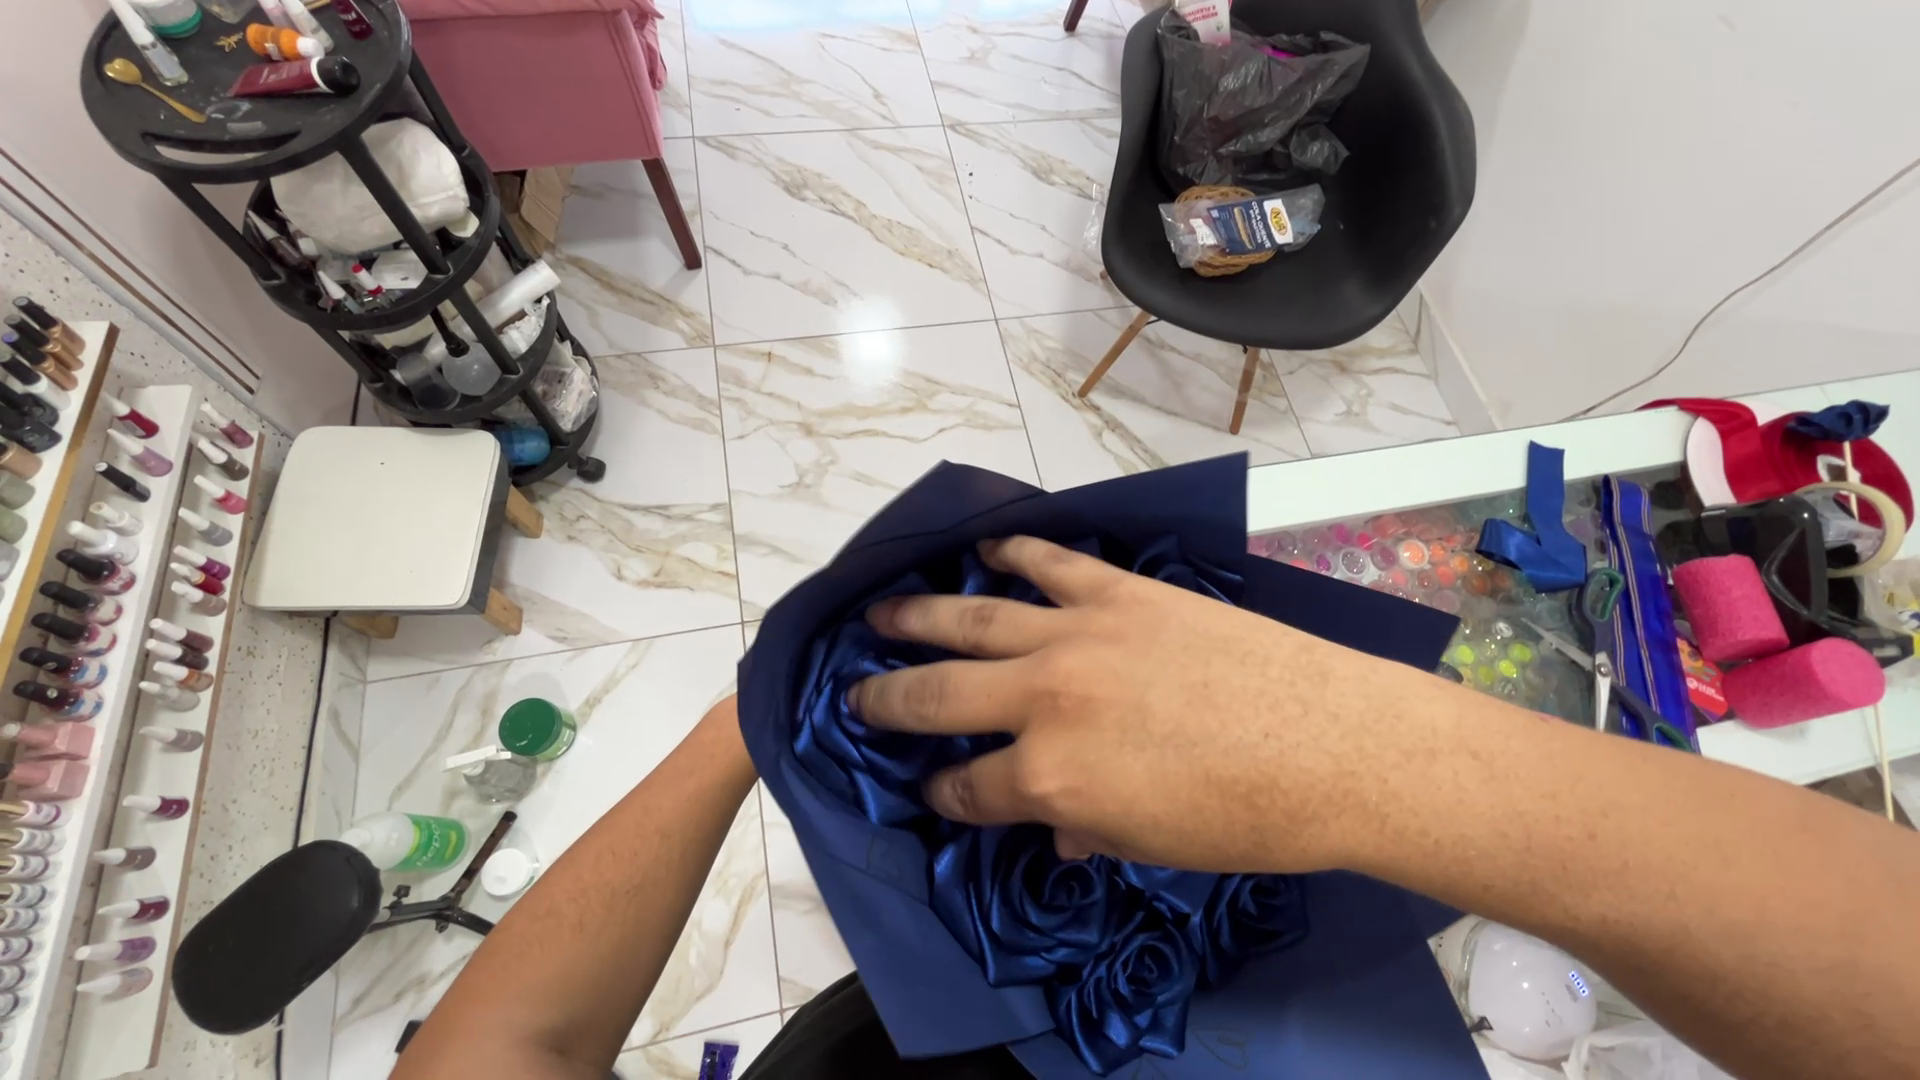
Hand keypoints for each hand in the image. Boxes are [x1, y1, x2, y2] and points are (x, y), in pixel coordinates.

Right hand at [848, 536, 1420, 874]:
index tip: (929, 789)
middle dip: (888, 703)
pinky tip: (987, 548)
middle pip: (940, 698)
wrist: (1334, 743)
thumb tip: (1053, 829)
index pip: (967, 790)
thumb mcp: (1151, 845)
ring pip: (974, 618)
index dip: (941, 794)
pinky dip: (1015, 551)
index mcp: (1050, 780)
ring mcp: (1078, 636)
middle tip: (856, 696)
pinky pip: (1051, 563)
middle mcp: (1045, 701)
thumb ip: (1084, 829)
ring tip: (879, 612)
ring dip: (917, 616)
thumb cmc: (1248, 816)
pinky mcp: (1119, 593)